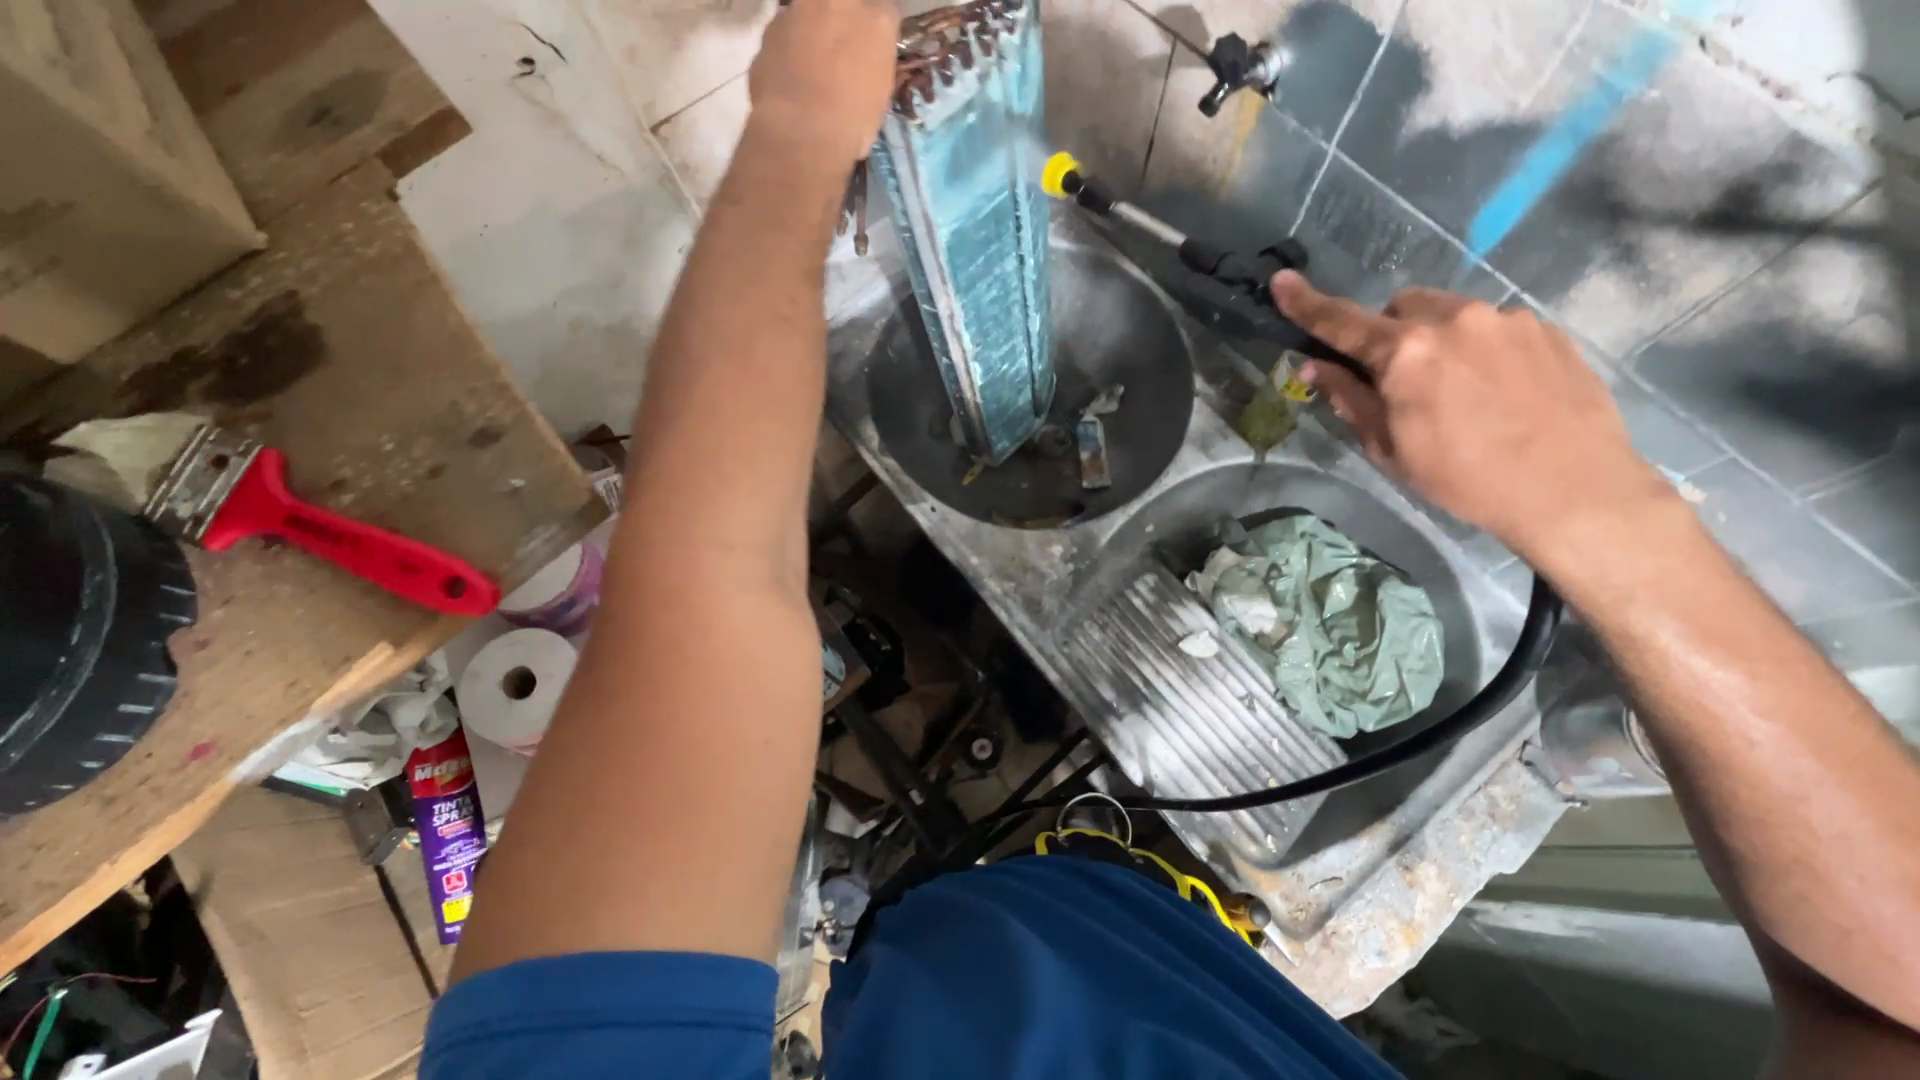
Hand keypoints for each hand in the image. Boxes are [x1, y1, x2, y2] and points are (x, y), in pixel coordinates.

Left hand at [747, 0, 900, 167]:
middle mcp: (839, 2)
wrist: (801, 133)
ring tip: (809, 65)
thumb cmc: (852, 123)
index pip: (884, 14)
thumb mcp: (880, 97)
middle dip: (842, 24)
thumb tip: (865, 66)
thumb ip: (874, 66)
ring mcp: (801, 9)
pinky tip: (787, 74)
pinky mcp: (771, 26)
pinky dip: (787, 47)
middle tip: (838, 56)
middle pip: (843, 4)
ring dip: (811, 30)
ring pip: (810, 11)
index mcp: (876, 21)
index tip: (872, 53)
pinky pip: (784, 31)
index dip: (876, 36)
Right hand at [1272, 271, 1672, 557]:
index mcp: (1405, 353)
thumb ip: (1350, 399)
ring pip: (1449, 313)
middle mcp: (1453, 319)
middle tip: (1398, 379)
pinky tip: (1498, 392)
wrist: (1571, 489)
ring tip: (1459, 390)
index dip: (1306, 305)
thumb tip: (1316, 368)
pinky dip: (1480, 349)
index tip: (1282, 282)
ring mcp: (1505, 319)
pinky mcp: (1544, 328)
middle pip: (1400, 306)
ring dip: (1436, 339)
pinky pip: (1493, 326)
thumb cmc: (1465, 479)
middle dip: (1389, 334)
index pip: (1342, 322)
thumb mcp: (1390, 449)